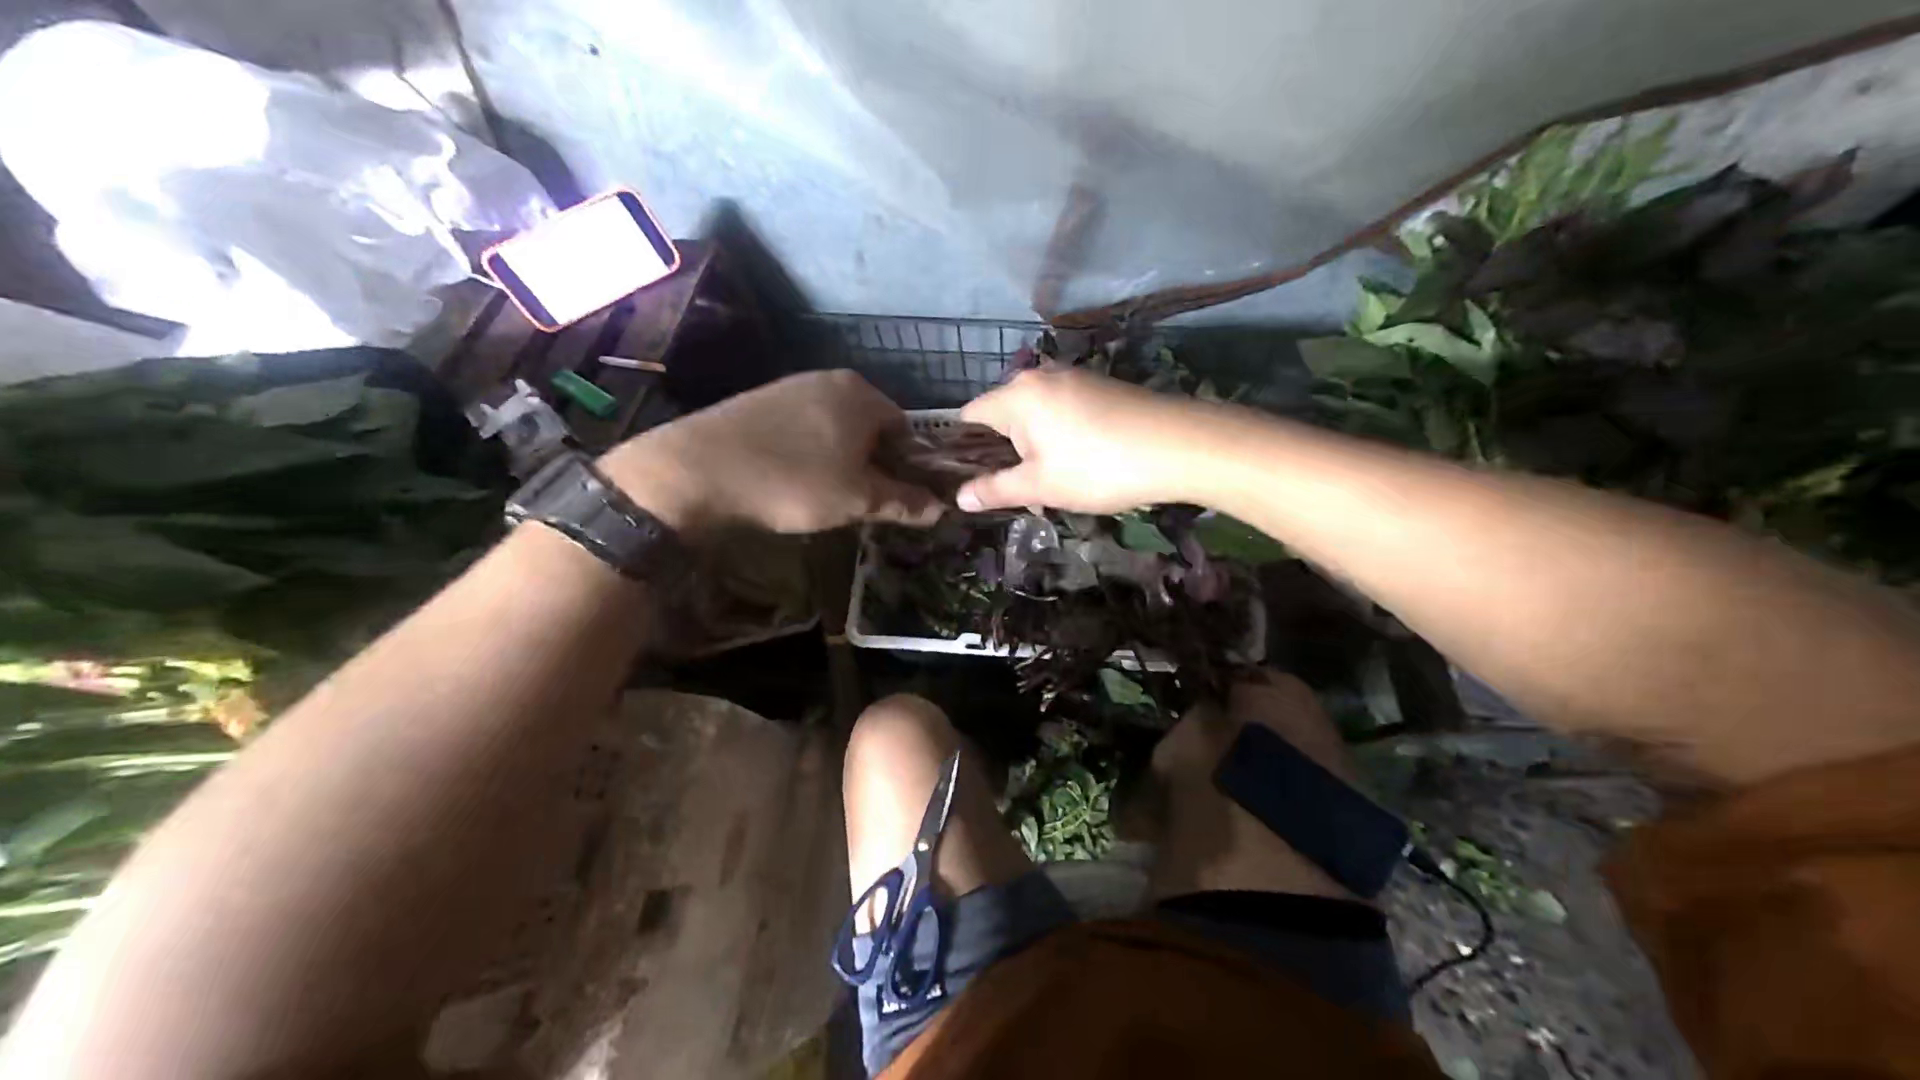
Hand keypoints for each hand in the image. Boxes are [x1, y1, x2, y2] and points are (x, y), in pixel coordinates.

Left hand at [599, 371, 941, 534]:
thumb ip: (903, 502)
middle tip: (862, 502)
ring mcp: (791, 386)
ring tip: (826, 495)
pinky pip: (802, 428)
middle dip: (873, 464)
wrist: (696, 471)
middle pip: (870, 426)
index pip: (906, 429)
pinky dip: (808, 453)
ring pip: (835, 428)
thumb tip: (941, 508)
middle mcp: (830, 379)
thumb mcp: (857, 500)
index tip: (897, 499)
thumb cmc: (793, 481)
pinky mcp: (760, 401)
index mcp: (862, 394)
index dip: (908, 466)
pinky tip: (792, 479)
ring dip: (840, 460)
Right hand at [955, 368, 1210, 513]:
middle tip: (1015, 490)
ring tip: (1049, 482)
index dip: (964, 448)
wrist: (1180, 446)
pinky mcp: (1100, 386)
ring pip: (1035, 414)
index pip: (970, 416)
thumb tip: (960, 498)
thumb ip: (996, 490)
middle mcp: (1040, 377)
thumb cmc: (1098, 468)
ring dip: (1034, 446)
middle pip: (1004, 414)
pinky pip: (1063, 410)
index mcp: (1017, 395)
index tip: (969, 478)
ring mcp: (1074, 378)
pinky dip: (1059, 435)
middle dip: (1003, 451)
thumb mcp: (1041, 486)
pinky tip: (1079, 463)